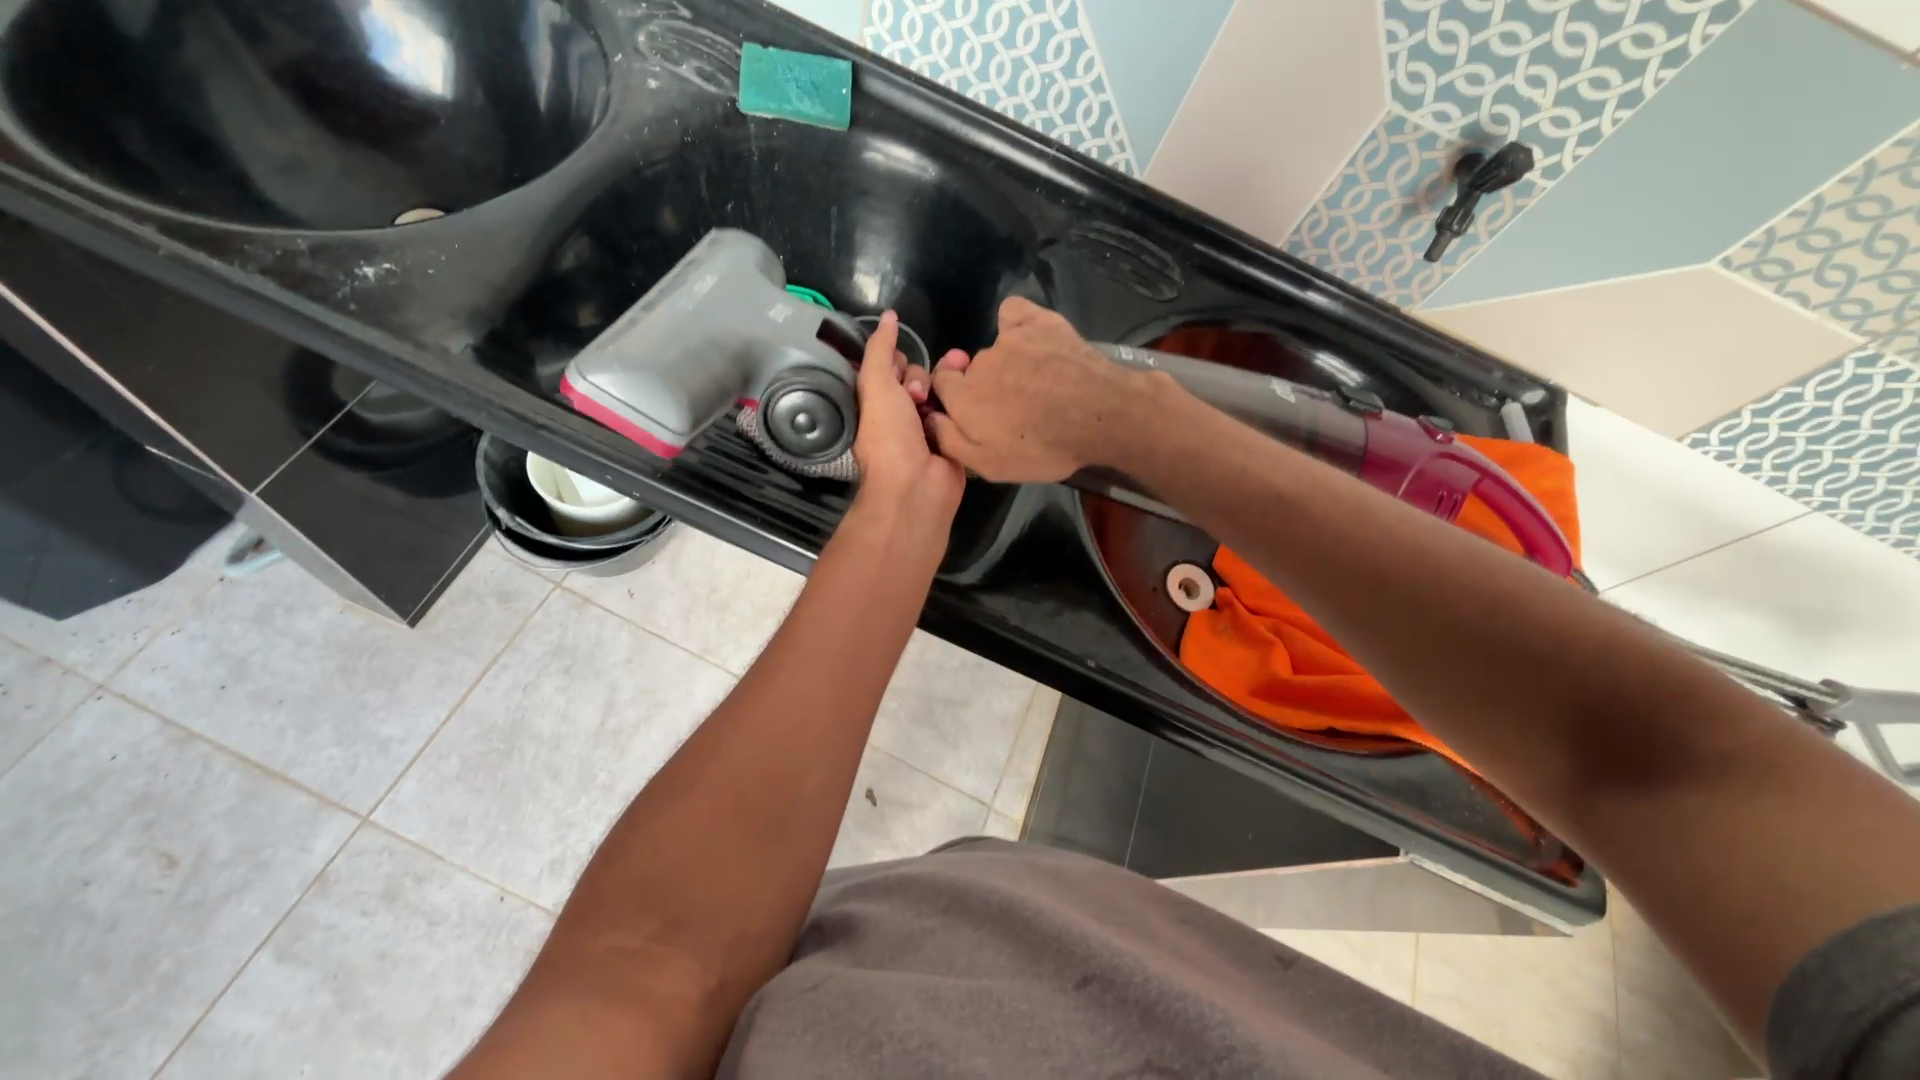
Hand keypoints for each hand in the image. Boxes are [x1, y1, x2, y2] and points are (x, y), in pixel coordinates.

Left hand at [852, 310, 965, 521]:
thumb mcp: (876, 387)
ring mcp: (928, 428)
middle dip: (922, 377)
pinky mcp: (953, 439)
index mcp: (876, 405)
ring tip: (955, 384)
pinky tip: (973, 395)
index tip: (899, 373)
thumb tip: (889, 316)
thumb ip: (880, 349)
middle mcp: (900, 416)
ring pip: (942, 390)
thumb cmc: (889, 438)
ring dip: (948, 382)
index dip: (897, 362)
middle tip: (919, 397)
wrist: (917, 488)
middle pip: (919, 376)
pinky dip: (965, 402)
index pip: (890, 367)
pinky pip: (960, 410)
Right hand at [926, 297, 1148, 482]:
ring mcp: (1009, 339)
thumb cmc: (1043, 448)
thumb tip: (929, 418)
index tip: (979, 411)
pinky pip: (1013, 313)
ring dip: (1008, 362)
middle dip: (986, 383)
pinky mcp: (1037, 321)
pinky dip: (1016, 323)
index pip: (941, 383)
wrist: (1099, 416)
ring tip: (1039, 382)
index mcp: (962, 397)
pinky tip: (1031, 337)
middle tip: (1016, 406)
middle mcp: (979, 363)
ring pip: (996, 348)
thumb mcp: (989, 465)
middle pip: (972, 368)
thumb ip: (950, 440)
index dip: (955, 396)